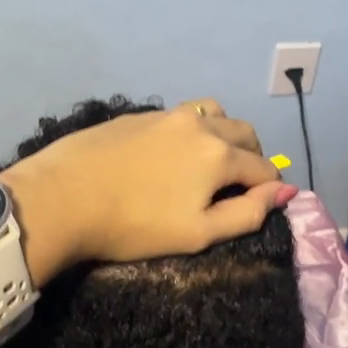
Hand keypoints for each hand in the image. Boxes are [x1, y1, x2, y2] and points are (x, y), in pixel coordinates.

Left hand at [0, 98, 293, 267]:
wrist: (63, 198)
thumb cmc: (134, 225)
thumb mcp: (198, 233)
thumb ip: (248, 213)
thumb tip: (284, 192)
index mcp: (219, 154)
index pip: (263, 167)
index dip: (269, 189)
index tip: (258, 206)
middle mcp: (199, 125)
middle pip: (244, 133)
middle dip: (252, 157)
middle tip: (237, 186)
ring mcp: (166, 115)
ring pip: (213, 114)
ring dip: (224, 134)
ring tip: (208, 163)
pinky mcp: (137, 115)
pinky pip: (180, 115)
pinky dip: (192, 131)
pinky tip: (170, 156)